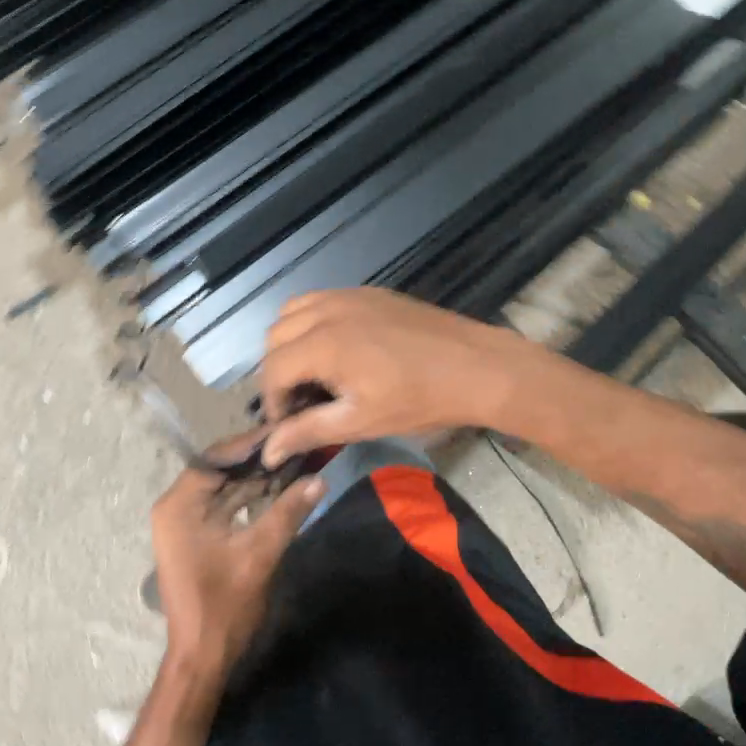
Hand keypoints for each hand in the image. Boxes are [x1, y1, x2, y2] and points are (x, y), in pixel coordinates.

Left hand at [150, 436, 324, 677]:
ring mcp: (184, 521)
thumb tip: (319, 478)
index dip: (252, 442)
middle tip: (295, 441)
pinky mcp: (196, 535)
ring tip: (294, 458)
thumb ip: (287, 512)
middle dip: (257, 458)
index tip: (286, 428)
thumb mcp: (260, 555)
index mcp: (180, 504)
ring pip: (224, 486)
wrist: (202, 658)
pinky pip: (223, 504)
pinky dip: (248, 497)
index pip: (217, 457)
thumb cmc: (224, 607)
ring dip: (255, 477)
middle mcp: (176, 505)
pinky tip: (279, 487)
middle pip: (219, 468)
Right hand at [259, 288, 557, 464]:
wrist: (478, 367)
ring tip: (314, 373)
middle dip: (278, 371)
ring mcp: (348, 296)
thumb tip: (267, 452)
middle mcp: (327, 310)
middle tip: (302, 402)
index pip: (271, 370)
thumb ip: (307, 432)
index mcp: (322, 343)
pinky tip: (338, 350)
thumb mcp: (360, 422)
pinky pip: (320, 300)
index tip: (290, 427)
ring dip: (291, 342)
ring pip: (293, 311)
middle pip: (275, 337)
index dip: (274, 403)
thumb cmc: (420, 400)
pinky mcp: (368, 292)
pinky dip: (312, 322)